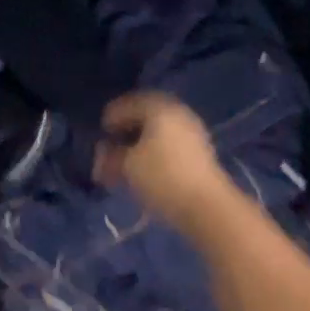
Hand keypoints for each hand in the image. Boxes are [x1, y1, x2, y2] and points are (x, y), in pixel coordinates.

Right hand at [94, 92, 246, 241]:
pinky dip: (154, 153)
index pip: (130, 104)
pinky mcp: (201, 155)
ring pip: (159, 133)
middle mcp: (179, 115)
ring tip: (125, 162)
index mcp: (159, 109)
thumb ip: (110, 155)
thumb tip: (103, 153)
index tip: (101, 130)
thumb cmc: (162, 177)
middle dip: (126, 131)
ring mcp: (193, 134)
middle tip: (111, 144)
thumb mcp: (127, 165)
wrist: (208, 206)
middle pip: (146, 117)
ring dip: (140, 144)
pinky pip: (170, 146)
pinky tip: (144, 169)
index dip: (112, 116)